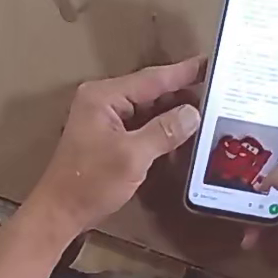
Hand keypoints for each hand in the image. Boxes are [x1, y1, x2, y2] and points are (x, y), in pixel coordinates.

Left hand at [23, 57, 204, 238]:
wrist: (60, 213)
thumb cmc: (90, 184)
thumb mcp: (132, 156)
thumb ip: (164, 131)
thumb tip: (193, 113)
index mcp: (104, 97)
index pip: (151, 79)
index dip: (183, 73)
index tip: (210, 63)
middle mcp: (102, 102)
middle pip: (150, 93)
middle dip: (182, 94)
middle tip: (217, 91)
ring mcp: (104, 121)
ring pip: (147, 111)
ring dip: (173, 115)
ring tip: (208, 111)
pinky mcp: (107, 140)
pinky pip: (140, 128)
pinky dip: (161, 131)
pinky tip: (183, 136)